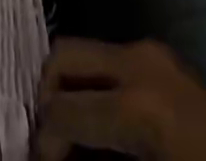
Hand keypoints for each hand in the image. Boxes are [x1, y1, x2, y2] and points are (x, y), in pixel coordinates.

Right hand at [35, 39, 205, 160]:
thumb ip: (95, 157)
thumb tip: (56, 149)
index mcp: (135, 105)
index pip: (60, 109)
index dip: (43, 142)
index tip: (42, 160)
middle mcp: (139, 63)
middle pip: (65, 55)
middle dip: (47, 96)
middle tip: (51, 141)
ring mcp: (153, 54)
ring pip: (87, 55)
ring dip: (73, 90)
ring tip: (75, 136)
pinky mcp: (163, 58)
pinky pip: (112, 64)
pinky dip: (97, 89)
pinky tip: (104, 127)